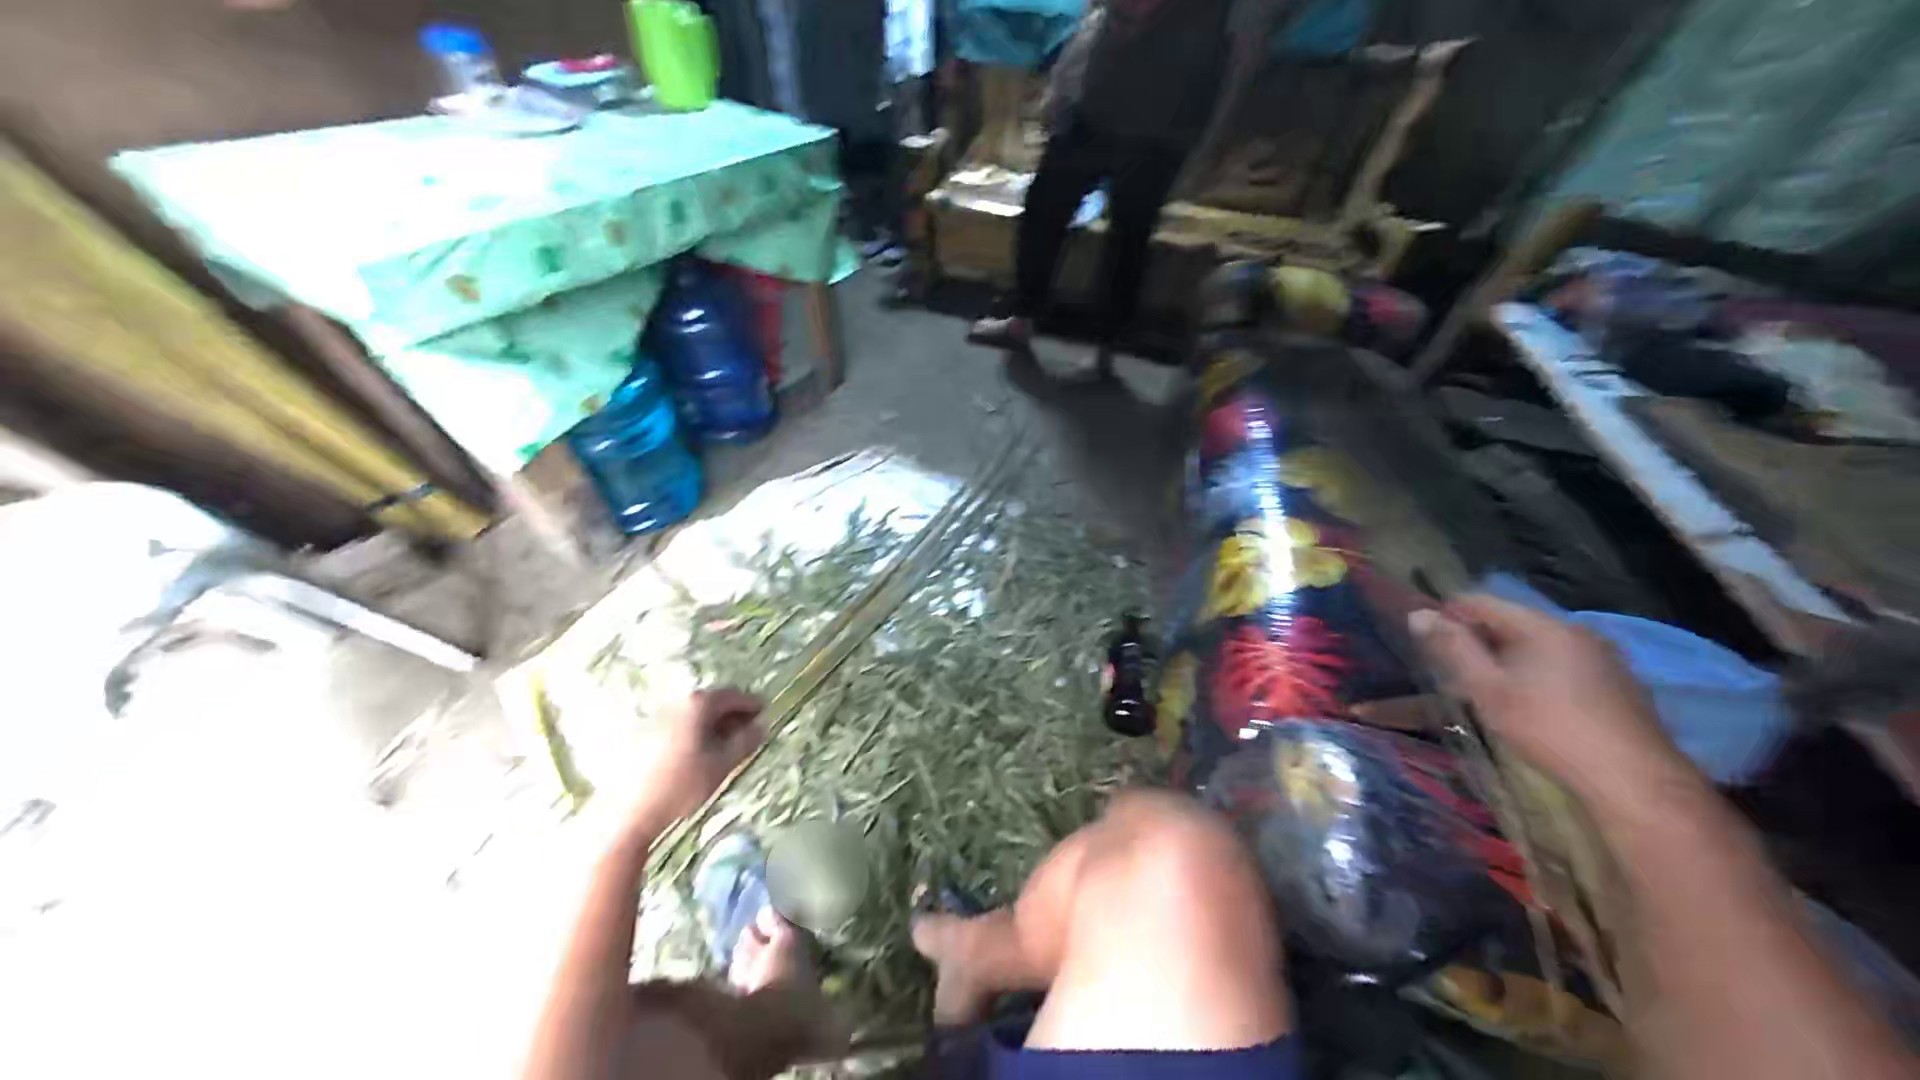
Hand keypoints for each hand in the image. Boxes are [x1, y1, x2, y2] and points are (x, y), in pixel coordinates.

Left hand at [631, 688, 765, 826]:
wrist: (630, 810)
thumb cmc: (682, 784)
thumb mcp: (723, 764)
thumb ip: (746, 741)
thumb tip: (762, 726)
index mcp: (699, 703)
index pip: (735, 694)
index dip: (753, 704)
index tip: (766, 714)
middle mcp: (679, 702)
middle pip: (714, 701)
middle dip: (735, 714)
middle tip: (750, 732)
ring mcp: (660, 715)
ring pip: (697, 713)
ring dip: (716, 724)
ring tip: (727, 746)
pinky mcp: (647, 732)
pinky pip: (681, 723)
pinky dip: (697, 731)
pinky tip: (701, 752)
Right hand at [1408, 595, 1691, 802]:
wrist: (1632, 778)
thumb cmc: (1548, 727)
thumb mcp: (1486, 688)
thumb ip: (1452, 648)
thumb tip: (1418, 613)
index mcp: (1542, 625)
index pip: (1480, 601)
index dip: (1447, 615)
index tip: (1427, 641)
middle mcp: (1575, 629)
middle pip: (1510, 621)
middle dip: (1477, 639)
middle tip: (1452, 670)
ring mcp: (1602, 654)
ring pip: (1535, 642)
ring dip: (1505, 656)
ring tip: (1486, 688)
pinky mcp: (1617, 680)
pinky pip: (1560, 660)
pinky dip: (1534, 670)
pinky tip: (1530, 701)